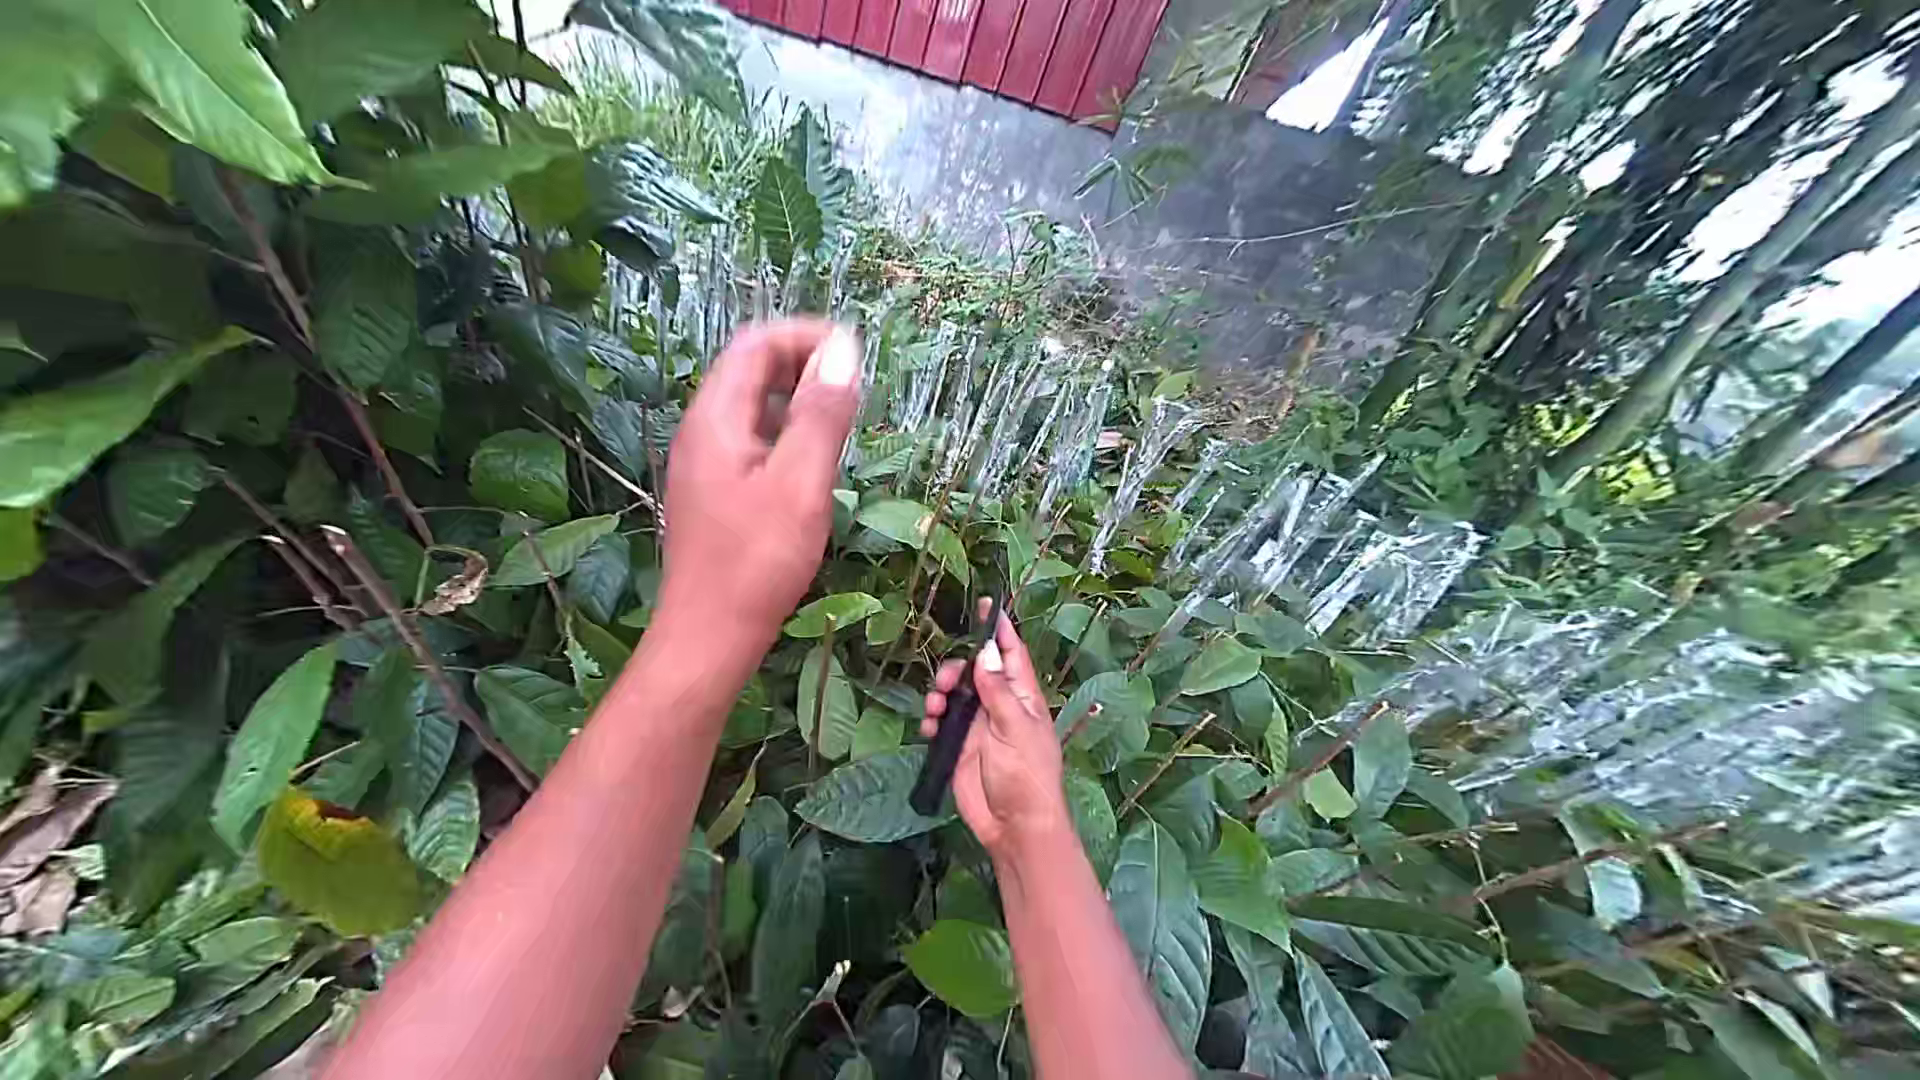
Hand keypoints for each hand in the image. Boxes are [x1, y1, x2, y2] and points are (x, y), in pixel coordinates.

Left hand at [659, 320, 860, 637]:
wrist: (710, 635)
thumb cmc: (757, 562)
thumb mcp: (800, 485)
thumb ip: (821, 417)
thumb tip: (843, 352)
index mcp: (716, 419)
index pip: (755, 345)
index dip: (805, 336)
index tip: (854, 353)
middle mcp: (703, 431)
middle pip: (750, 370)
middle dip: (803, 363)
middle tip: (853, 385)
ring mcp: (706, 463)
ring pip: (753, 407)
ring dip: (797, 398)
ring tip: (841, 417)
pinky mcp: (716, 490)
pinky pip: (753, 440)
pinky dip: (786, 431)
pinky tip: (812, 460)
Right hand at [923, 601, 1069, 858]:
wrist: (1014, 827)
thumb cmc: (1026, 775)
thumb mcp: (1015, 728)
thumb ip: (997, 691)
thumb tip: (986, 652)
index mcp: (1022, 696)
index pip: (1011, 653)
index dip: (1000, 629)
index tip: (988, 604)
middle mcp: (999, 705)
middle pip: (975, 670)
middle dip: (957, 668)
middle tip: (947, 681)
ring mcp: (978, 725)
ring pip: (954, 693)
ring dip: (941, 693)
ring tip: (936, 707)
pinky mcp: (959, 745)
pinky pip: (942, 721)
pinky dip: (933, 719)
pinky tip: (930, 728)